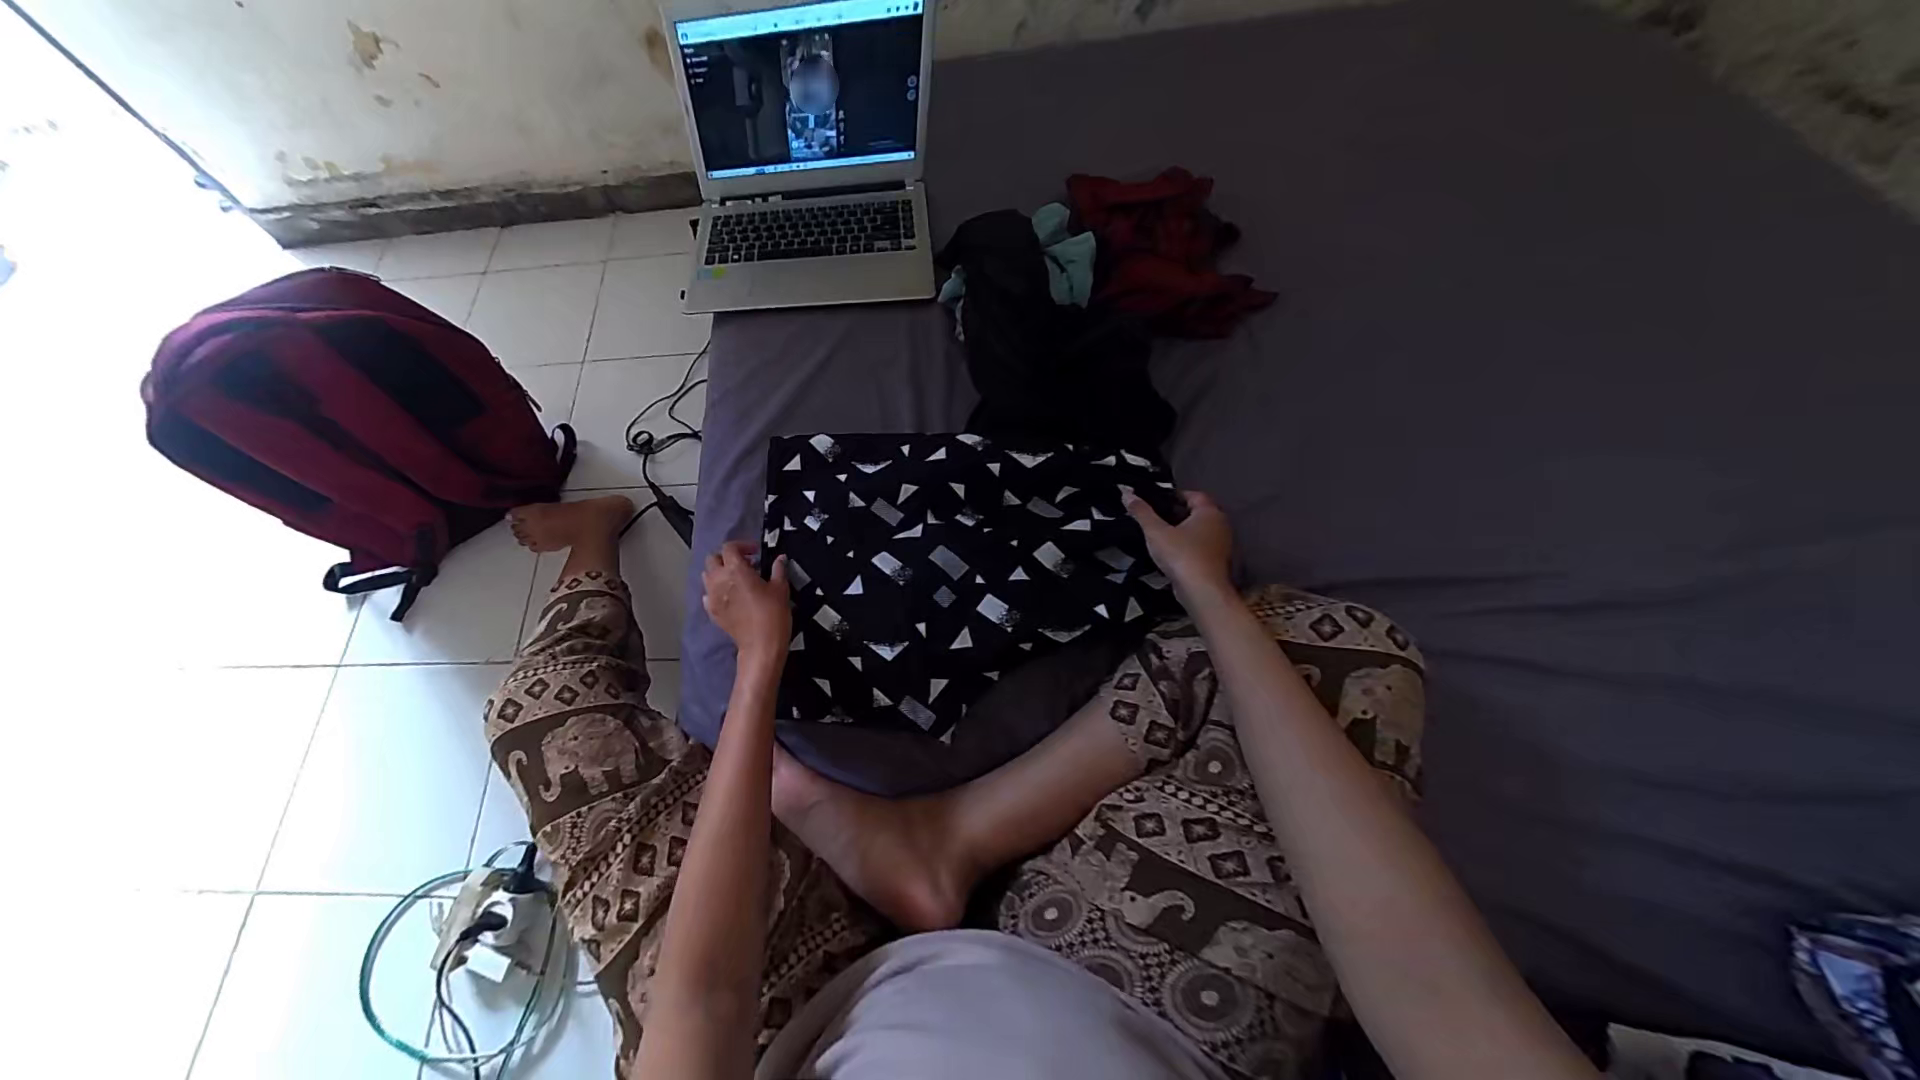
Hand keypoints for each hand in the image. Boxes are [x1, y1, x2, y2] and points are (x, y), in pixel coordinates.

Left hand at [702, 541, 791, 666]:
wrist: (761, 644)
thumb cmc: (773, 613)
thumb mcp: (780, 588)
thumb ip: (778, 569)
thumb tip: (780, 559)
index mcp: (735, 569)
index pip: (729, 547)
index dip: (742, 546)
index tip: (755, 552)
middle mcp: (718, 580)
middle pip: (713, 559)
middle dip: (727, 558)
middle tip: (745, 564)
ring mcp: (712, 596)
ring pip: (707, 576)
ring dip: (719, 573)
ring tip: (736, 579)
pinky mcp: (711, 611)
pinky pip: (708, 595)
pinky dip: (716, 591)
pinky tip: (730, 596)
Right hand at [1125, 490, 1233, 601]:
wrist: (1202, 591)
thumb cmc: (1181, 555)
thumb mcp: (1156, 532)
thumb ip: (1141, 512)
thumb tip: (1126, 492)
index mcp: (1210, 512)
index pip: (1193, 495)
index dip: (1174, 496)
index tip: (1156, 501)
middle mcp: (1220, 525)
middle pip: (1196, 512)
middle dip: (1176, 514)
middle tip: (1154, 518)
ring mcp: (1221, 545)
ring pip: (1198, 531)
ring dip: (1181, 532)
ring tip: (1158, 536)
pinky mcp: (1217, 562)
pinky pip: (1199, 547)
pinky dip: (1186, 547)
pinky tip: (1169, 554)